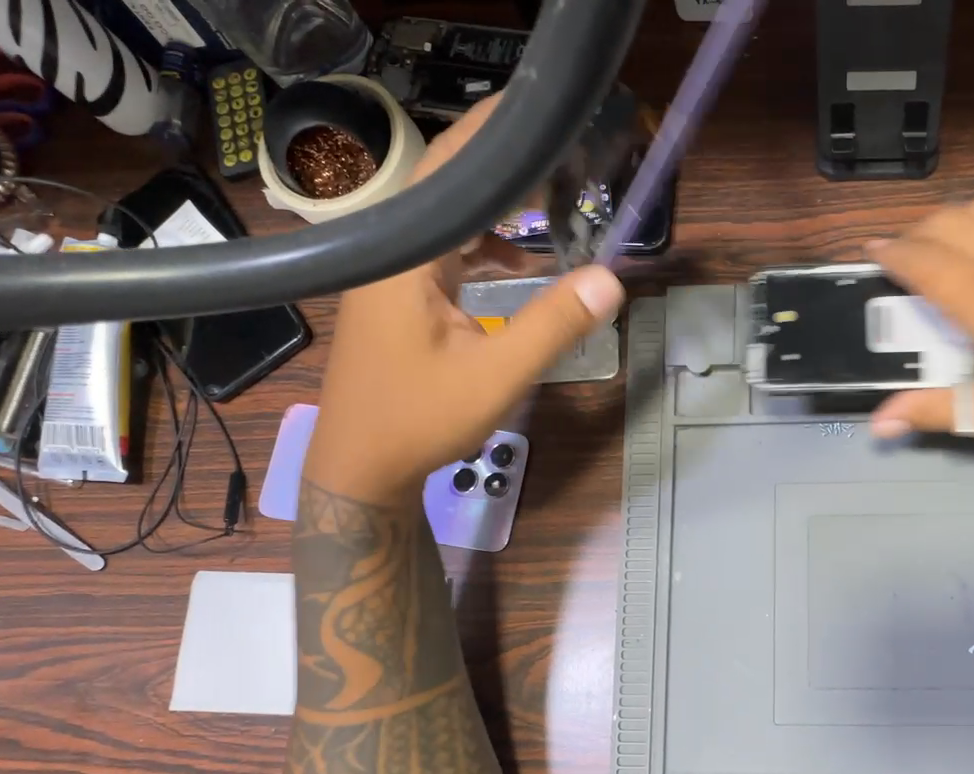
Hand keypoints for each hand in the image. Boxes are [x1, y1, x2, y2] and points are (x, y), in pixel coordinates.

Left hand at [305, 95, 625, 503]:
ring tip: (555, 200)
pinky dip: (487, 248)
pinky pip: (448, 251)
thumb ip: (553, 325)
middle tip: (563, 154)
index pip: (452, 170)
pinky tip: (522, 263)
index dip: (494, 135)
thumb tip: (612, 279)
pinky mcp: (401, 295)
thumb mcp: (497, 376)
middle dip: (507, 168)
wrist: (361, 464)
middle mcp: (394, 250)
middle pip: (451, 186)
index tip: (539, 109)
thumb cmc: (420, 419)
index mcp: (407, 254)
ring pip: (450, 220)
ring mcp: (393, 273)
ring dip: (500, 210)